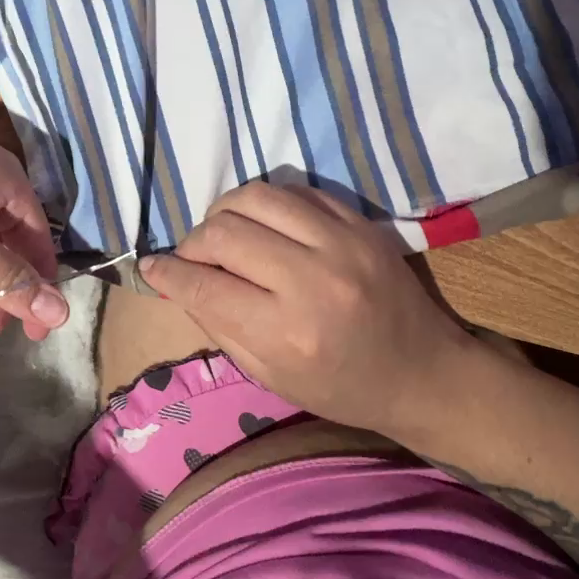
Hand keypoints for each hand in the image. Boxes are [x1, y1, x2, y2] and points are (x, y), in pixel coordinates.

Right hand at [139, 182, 476, 435]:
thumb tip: (174, 279)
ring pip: (253, 196)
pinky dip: (264, 204)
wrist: (426, 373)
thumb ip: (218, 323)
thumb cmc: (342, 388)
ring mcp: (341, 243)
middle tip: (193, 258)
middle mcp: (312, 280)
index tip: (151, 268)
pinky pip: (292, 191)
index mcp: (288, 333)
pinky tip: (263, 226)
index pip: (203, 286)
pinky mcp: (358, 222)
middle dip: (192, 244)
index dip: (167, 273)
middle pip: (222, 233)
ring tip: (224, 235)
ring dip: (224, 213)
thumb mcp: (270, 376)